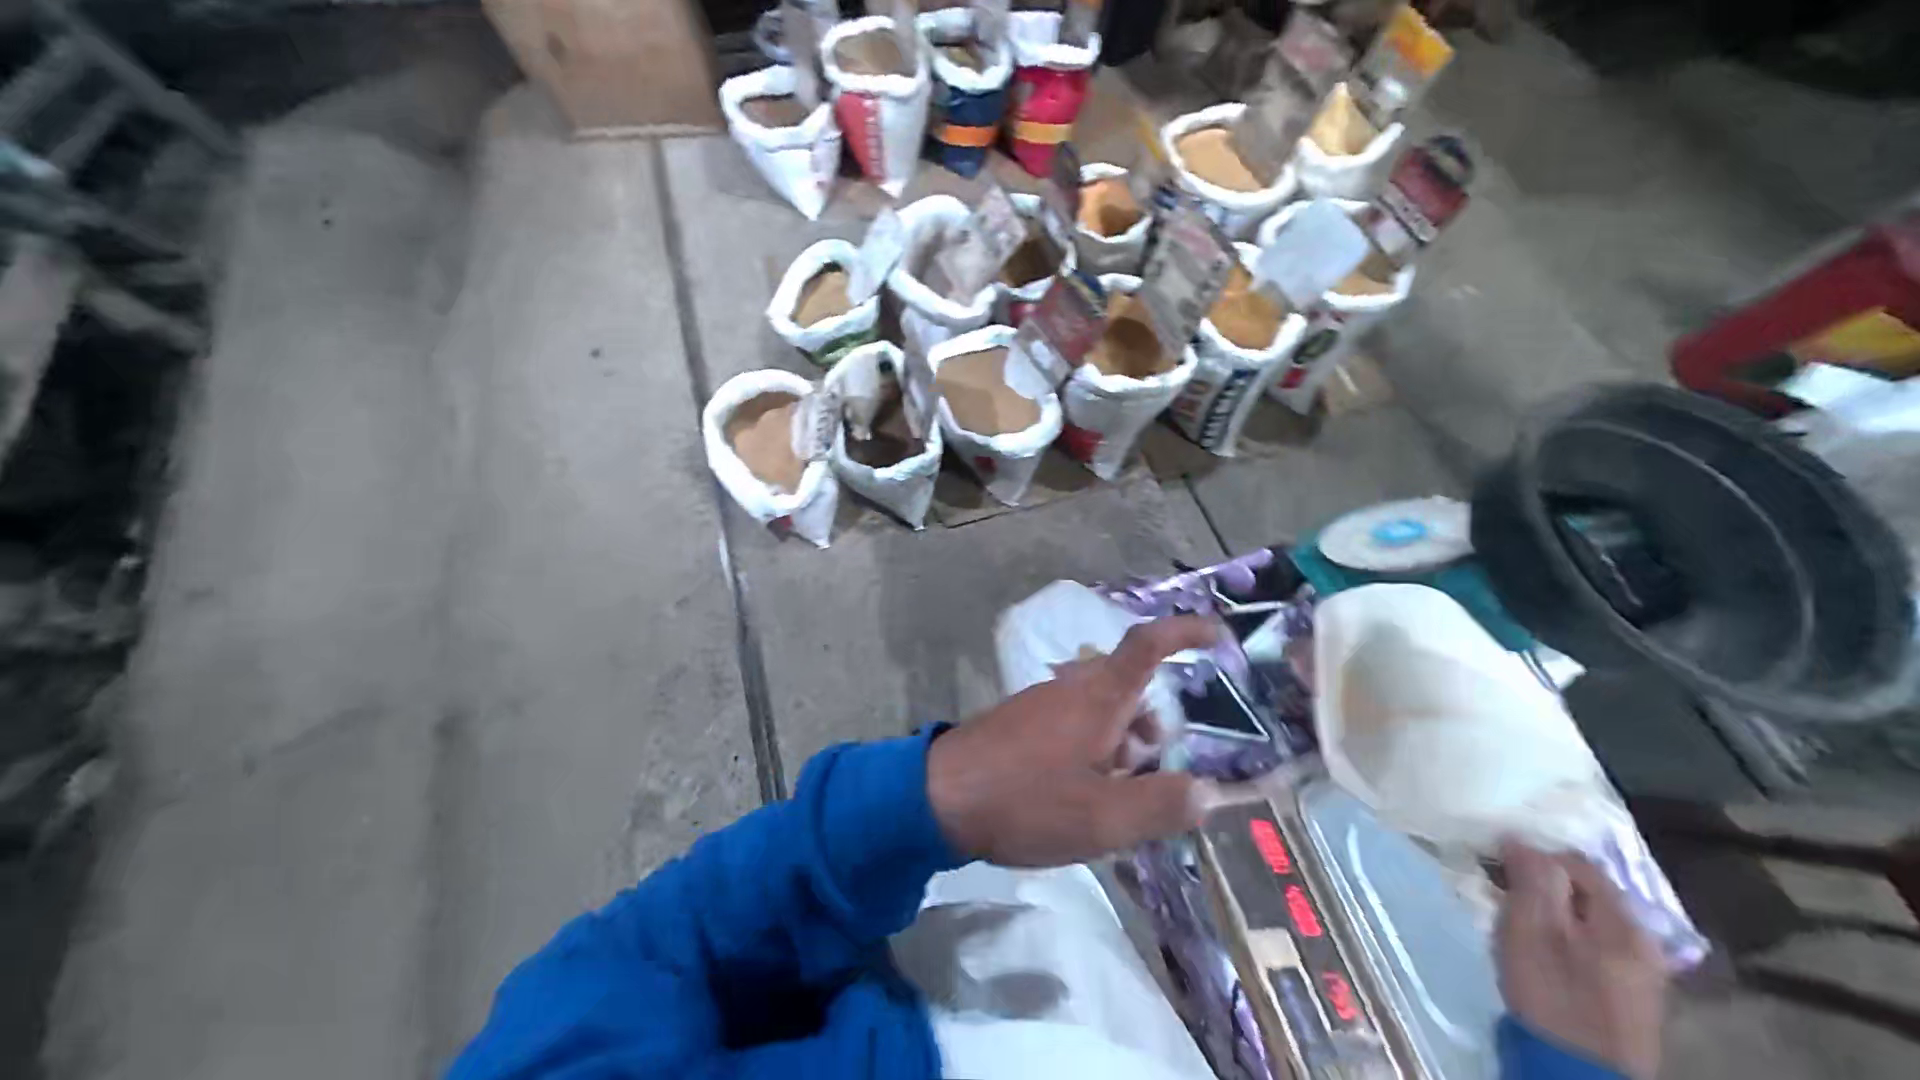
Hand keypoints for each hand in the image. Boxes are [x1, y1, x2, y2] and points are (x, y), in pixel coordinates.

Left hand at [926, 616, 1219, 867]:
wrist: (936, 799)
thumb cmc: (1026, 802)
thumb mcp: (1104, 818)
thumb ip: (1162, 805)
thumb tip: (1206, 792)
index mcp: (1098, 696)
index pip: (1147, 645)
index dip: (1184, 632)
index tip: (1217, 636)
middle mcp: (1072, 689)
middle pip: (1131, 692)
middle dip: (1150, 733)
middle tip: (1142, 782)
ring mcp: (1043, 704)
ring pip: (1103, 715)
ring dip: (1120, 752)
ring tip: (1106, 802)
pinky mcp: (1023, 723)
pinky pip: (1075, 728)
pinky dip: (1091, 756)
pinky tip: (1075, 799)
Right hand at [1495, 841, 1669, 1079]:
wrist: (1577, 1071)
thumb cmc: (1553, 992)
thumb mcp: (1532, 928)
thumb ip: (1532, 878)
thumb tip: (1520, 838)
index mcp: (1625, 921)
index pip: (1577, 862)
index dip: (1534, 854)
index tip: (1496, 863)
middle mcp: (1643, 940)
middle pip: (1584, 890)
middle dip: (1540, 882)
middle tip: (1499, 890)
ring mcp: (1639, 970)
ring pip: (1584, 917)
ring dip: (1548, 909)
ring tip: (1512, 919)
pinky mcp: (1625, 992)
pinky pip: (1589, 942)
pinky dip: (1560, 934)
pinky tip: (1536, 948)